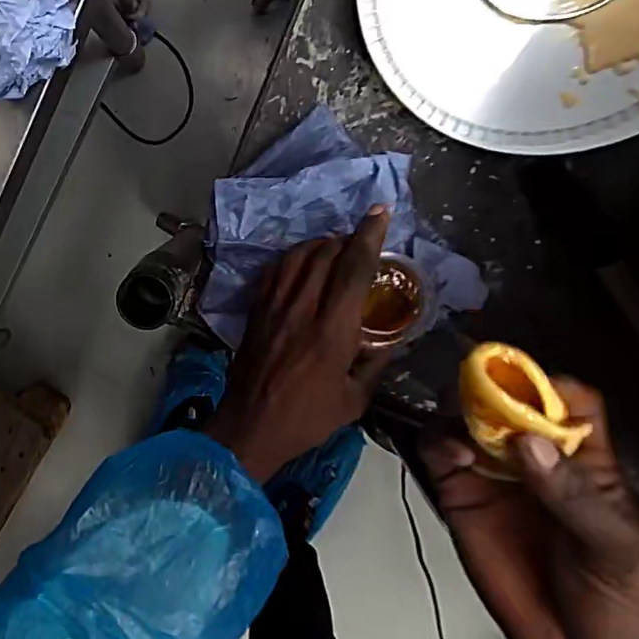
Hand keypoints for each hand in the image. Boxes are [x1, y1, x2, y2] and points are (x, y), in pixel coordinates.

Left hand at [206, 207, 390, 481]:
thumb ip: (373, 364)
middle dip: (345, 238)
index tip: (379, 212)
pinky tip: (300, 265)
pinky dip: (291, 260)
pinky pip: (273, 272)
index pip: (352, 269)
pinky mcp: (255, 311)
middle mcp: (300, 309)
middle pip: (323, 254)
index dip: (368, 236)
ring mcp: (272, 307)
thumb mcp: (354, 399)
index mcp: (331, 330)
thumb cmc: (307, 419)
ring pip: (295, 257)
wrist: (250, 425)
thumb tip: (388, 340)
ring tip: (333, 248)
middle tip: (360, 241)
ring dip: (317, 245)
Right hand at [420, 379, 638, 638]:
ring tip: (468, 432)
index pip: (570, 404)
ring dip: (461, 412)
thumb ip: (577, 498)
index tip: (528, 386)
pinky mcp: (460, 493)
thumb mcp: (622, 553)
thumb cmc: (626, 611)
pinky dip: (439, 443)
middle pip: (509, 401)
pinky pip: (440, 453)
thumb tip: (530, 445)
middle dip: (493, 390)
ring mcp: (495, 474)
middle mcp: (537, 459)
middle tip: (483, 397)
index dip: (549, 387)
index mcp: (589, 463)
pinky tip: (454, 456)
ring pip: (467, 419)